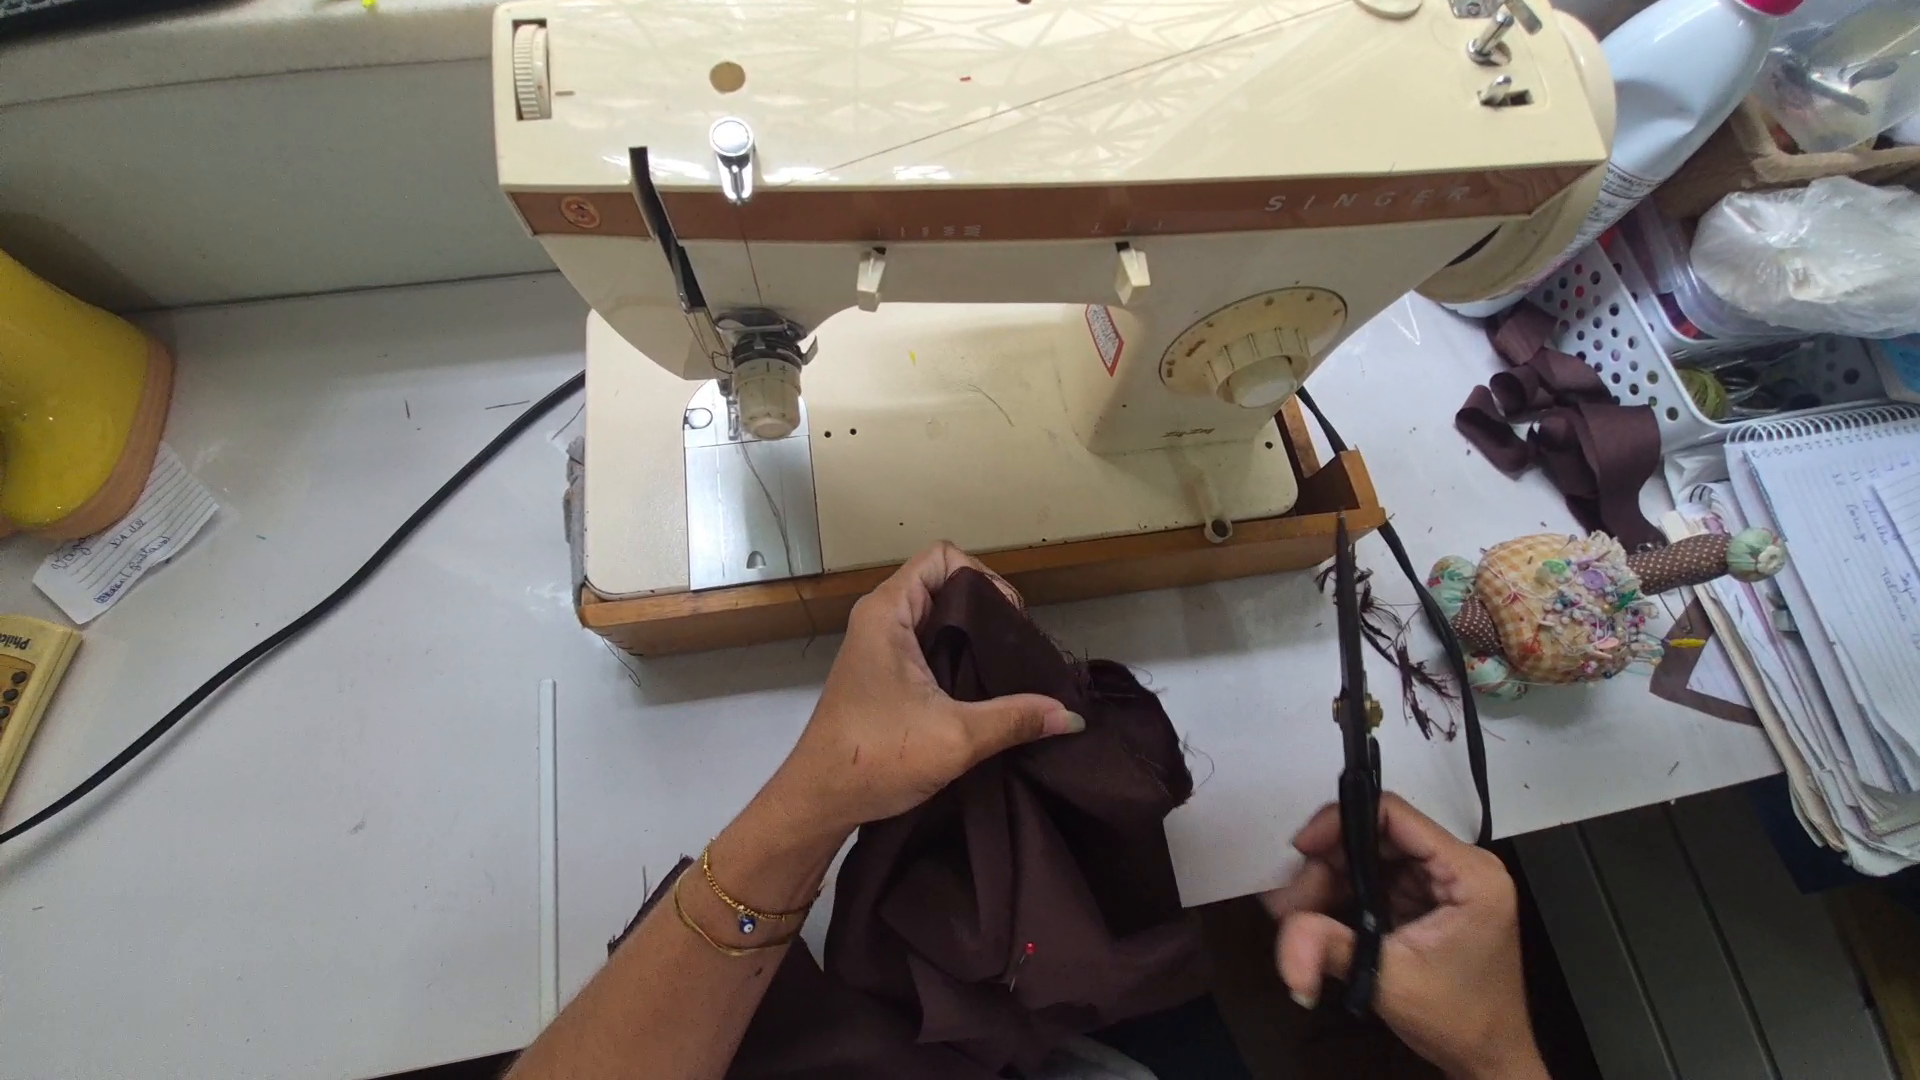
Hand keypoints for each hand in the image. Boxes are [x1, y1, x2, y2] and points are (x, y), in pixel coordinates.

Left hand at [760, 542, 1083, 839]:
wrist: (819, 800)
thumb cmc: (876, 757)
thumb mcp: (956, 738)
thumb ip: (1016, 719)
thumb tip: (1071, 717)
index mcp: (887, 612)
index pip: (942, 557)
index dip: (983, 576)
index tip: (1008, 619)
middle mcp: (880, 617)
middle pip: (941, 582)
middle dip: (983, 605)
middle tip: (1015, 645)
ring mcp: (878, 644)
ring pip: (934, 614)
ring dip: (970, 632)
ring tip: (1005, 665)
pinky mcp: (882, 670)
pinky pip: (926, 640)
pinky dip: (954, 651)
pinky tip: (980, 684)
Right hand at [1263, 793, 1546, 1079]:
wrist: (1488, 1066)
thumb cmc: (1459, 1022)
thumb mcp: (1391, 981)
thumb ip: (1331, 947)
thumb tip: (1283, 937)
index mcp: (1469, 873)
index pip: (1392, 815)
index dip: (1340, 821)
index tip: (1303, 849)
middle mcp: (1455, 864)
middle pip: (1371, 834)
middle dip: (1326, 862)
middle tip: (1294, 902)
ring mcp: (1437, 878)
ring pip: (1364, 852)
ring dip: (1326, 879)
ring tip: (1299, 916)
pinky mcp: (1420, 893)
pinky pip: (1368, 873)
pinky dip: (1338, 891)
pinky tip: (1316, 916)